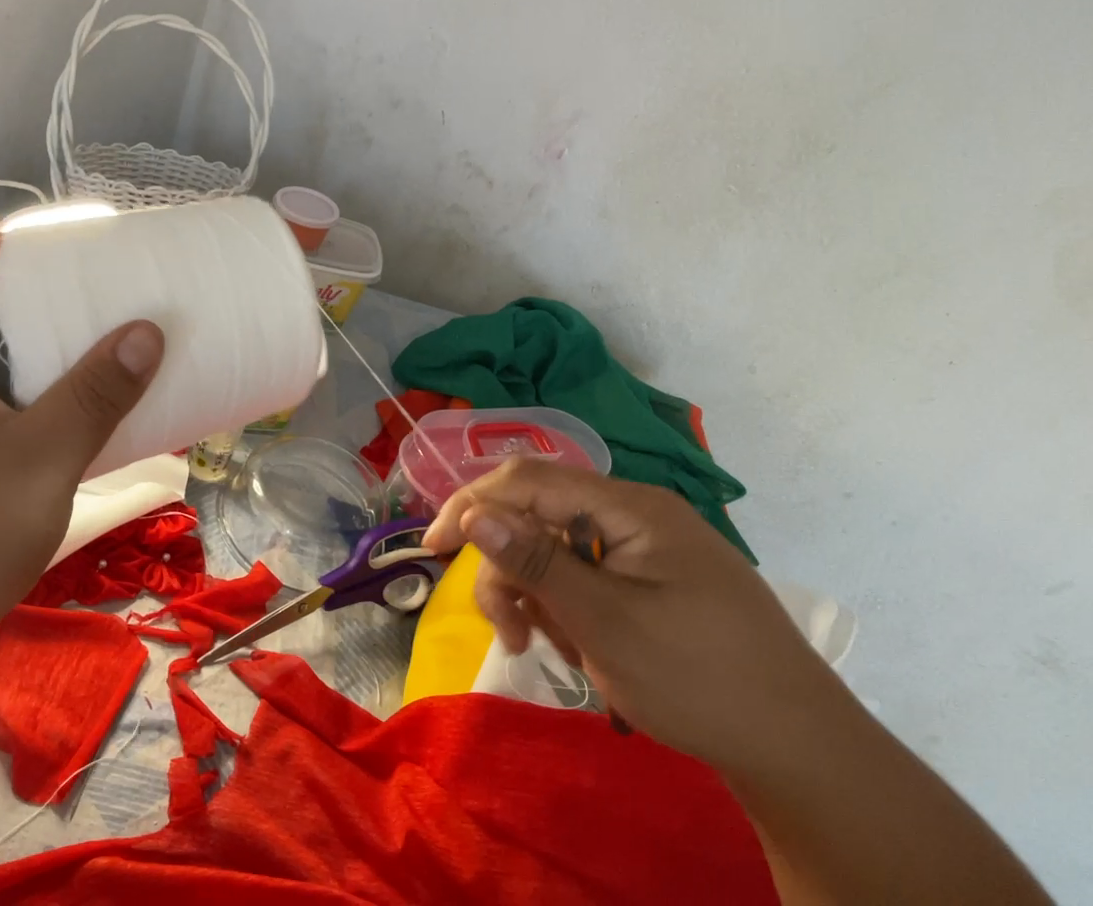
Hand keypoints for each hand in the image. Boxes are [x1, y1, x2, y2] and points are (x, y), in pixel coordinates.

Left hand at [0, 233, 163, 646]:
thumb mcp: (44, 455)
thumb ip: (94, 395)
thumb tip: (147, 328)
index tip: (28, 248)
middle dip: (29, 306)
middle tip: (88, 301)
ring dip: (44, 362)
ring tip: (101, 357)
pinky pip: (8, 420)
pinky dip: (44, 409)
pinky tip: (86, 428)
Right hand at [422, 458, 852, 774]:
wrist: (797, 748)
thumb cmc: (699, 679)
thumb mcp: (604, 621)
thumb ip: (535, 562)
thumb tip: (473, 513)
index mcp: (630, 509)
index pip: (527, 480)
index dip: (471, 505)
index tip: (431, 549)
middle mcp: (633, 516)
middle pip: (535, 519)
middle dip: (507, 572)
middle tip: (509, 632)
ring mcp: (642, 550)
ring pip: (551, 553)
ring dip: (531, 597)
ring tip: (539, 649)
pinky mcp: (646, 581)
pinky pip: (579, 579)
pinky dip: (560, 610)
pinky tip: (570, 648)